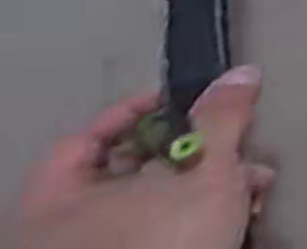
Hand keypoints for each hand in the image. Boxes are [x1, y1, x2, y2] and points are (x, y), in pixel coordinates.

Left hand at [17, 66, 274, 248]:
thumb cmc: (169, 239)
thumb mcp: (209, 167)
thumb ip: (222, 117)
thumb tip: (239, 74)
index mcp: (53, 207)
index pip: (84, 138)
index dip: (138, 111)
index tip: (188, 99)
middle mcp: (55, 235)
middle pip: (128, 167)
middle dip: (196, 148)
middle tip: (235, 140)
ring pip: (152, 198)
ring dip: (210, 179)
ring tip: (252, 182)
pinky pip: (156, 228)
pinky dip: (198, 211)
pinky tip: (240, 211)